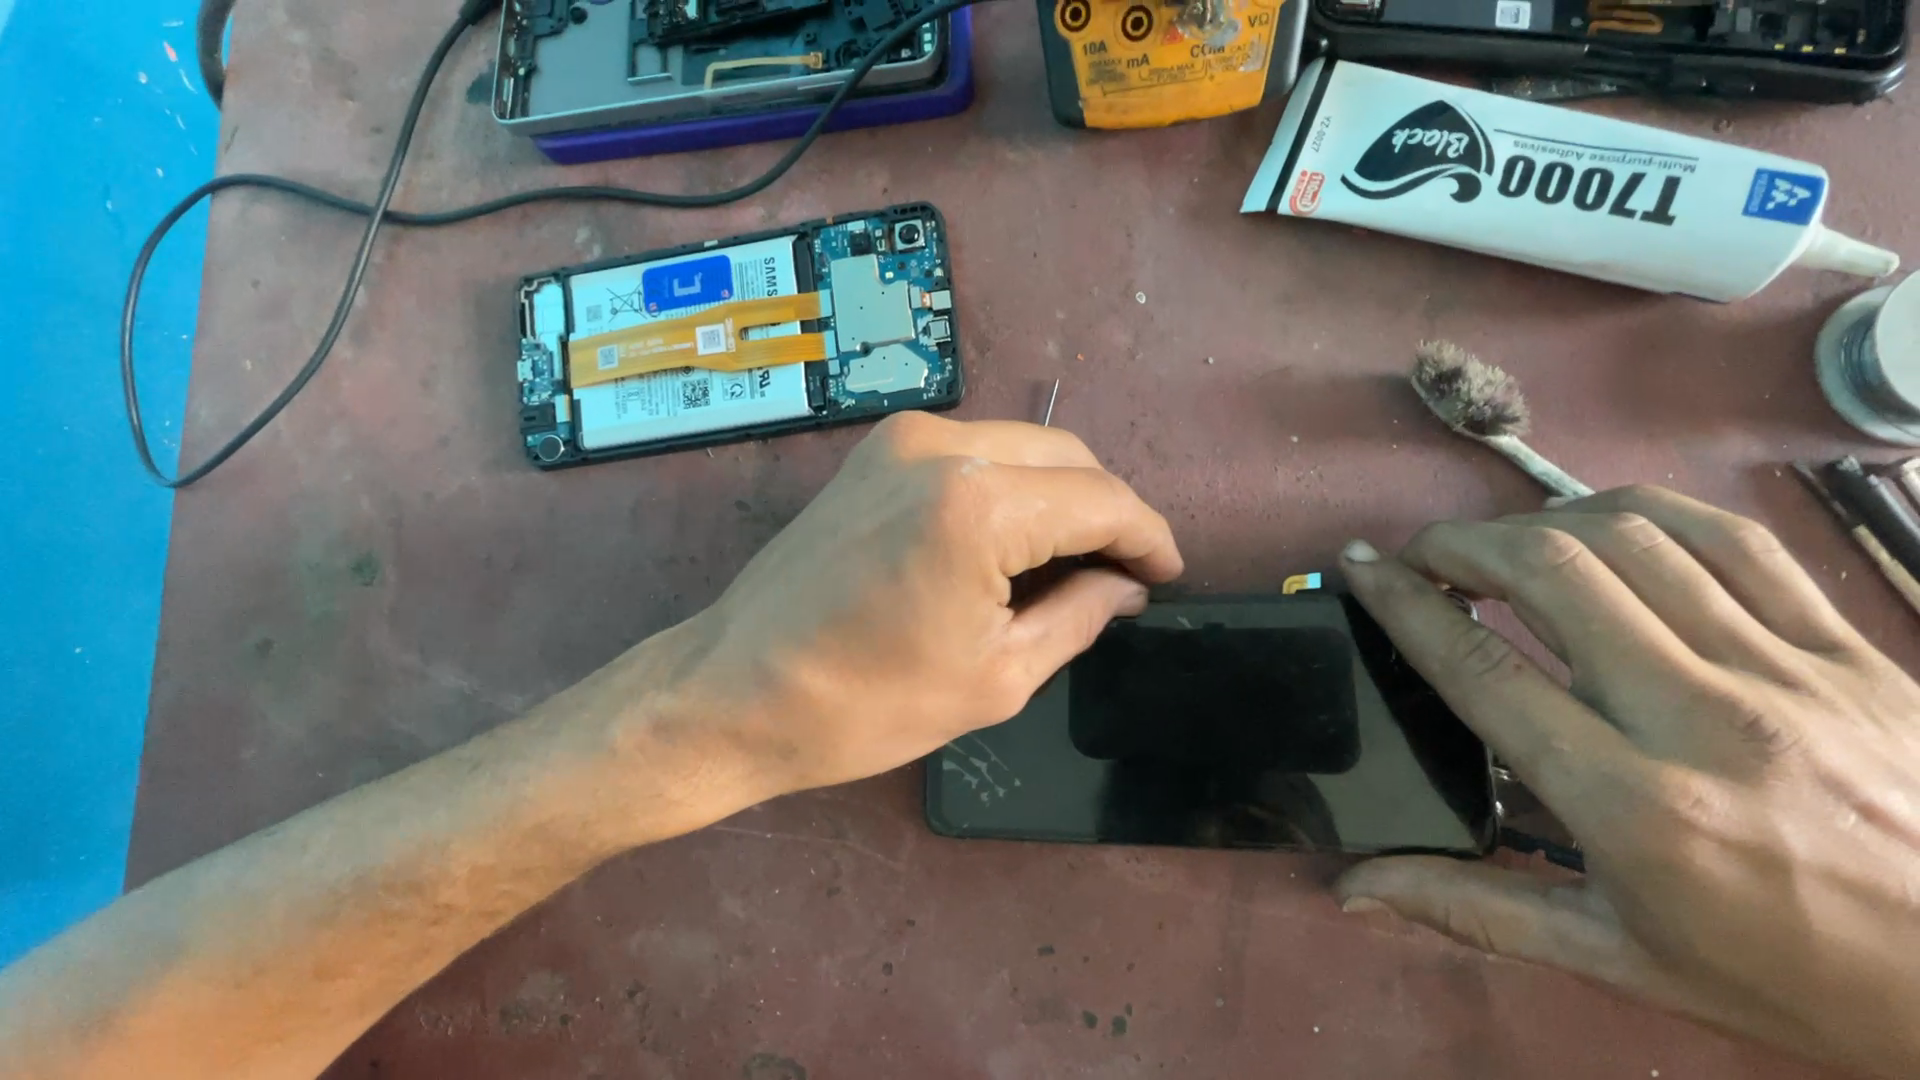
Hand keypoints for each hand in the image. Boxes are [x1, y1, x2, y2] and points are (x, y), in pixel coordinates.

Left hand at [663, 412, 1182, 800]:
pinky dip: (1012, 486)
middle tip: (1125, 573)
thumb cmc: (867, 704)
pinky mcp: (876, 451)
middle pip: (1067, 458)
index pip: (1101, 499)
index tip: (1168, 574)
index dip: (1147, 537)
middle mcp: (943, 445)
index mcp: (979, 504)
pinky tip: (1017, 538)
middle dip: (1108, 512)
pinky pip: (974, 453)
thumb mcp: (998, 676)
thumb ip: (1079, 615)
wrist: (735, 689)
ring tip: (1076, 560)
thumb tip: (1125, 585)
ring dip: (1061, 495)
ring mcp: (903, 439)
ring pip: (1023, 448)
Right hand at [1335, 486, 1919, 1077]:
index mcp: (1634, 806)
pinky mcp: (1850, 648)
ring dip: (1536, 521)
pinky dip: (1641, 512)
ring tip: (1494, 542)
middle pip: (1552, 573)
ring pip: (1633, 539)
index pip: (1484, 669)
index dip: (1405, 605)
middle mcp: (1700, 718)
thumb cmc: (1798, 978)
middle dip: (1461, 544)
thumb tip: (1350, 891)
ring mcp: (1787, 671)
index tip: (1358, 568)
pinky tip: (1599, 522)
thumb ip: (1473, 911)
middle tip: (1420, 555)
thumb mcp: (1621, 958)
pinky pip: (1732, 540)